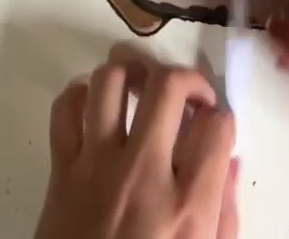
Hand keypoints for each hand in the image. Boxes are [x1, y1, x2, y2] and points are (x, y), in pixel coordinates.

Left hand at [34, 44, 238, 238]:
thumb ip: (223, 215)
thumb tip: (228, 163)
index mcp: (187, 208)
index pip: (218, 128)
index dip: (224, 118)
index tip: (217, 128)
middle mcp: (142, 174)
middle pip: (167, 86)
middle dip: (188, 79)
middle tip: (190, 98)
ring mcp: (96, 165)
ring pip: (111, 80)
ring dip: (133, 72)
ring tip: (144, 88)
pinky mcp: (60, 170)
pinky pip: (65, 107)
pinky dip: (82, 94)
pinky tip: (98, 107)